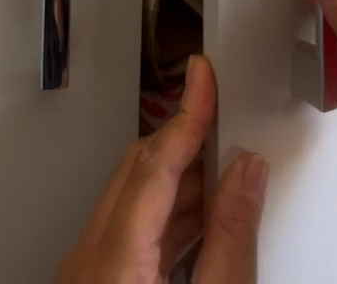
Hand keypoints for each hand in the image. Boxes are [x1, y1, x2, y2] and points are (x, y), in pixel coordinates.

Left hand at [57, 56, 269, 283]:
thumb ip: (230, 238)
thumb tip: (248, 174)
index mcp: (114, 262)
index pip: (154, 162)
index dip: (187, 113)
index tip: (203, 74)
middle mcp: (90, 261)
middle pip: (140, 171)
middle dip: (188, 142)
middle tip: (228, 120)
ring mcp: (89, 273)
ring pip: (136, 198)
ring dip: (183, 181)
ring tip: (229, 172)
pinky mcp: (97, 282)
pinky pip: (132, 229)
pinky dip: (170, 214)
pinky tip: (205, 217)